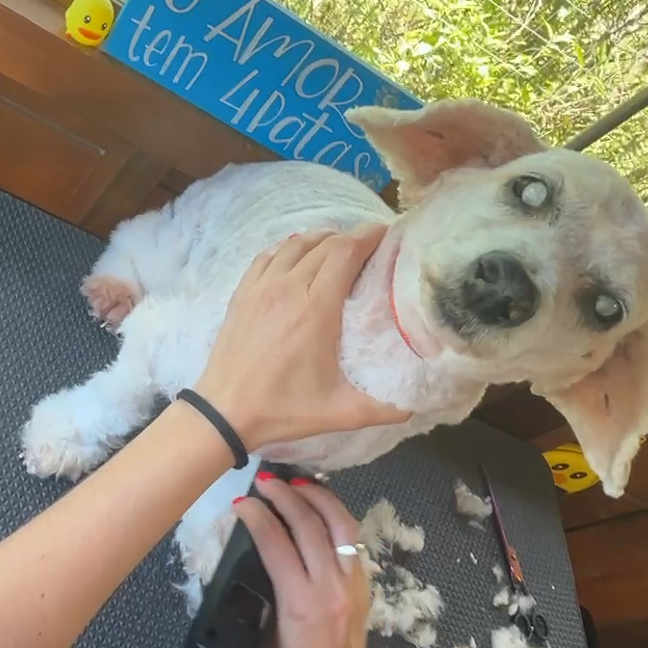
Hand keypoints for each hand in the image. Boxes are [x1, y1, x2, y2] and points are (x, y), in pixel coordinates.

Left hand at [193, 227, 410, 449]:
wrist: (224, 412)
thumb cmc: (284, 410)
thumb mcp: (342, 413)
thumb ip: (387, 407)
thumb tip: (422, 399)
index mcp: (316, 308)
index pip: (346, 252)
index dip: (369, 236)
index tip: (387, 234)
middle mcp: (287, 287)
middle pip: (325, 243)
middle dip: (351, 238)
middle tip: (371, 246)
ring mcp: (260, 287)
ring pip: (295, 244)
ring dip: (321, 239)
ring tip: (338, 247)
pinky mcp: (242, 293)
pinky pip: (268, 255)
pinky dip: (288, 247)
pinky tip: (298, 254)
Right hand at [234, 477, 374, 647]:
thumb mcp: (264, 632)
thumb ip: (263, 587)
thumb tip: (252, 548)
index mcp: (300, 603)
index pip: (276, 541)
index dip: (255, 515)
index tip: (240, 501)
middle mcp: (330, 586)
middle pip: (308, 523)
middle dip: (284, 495)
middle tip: (264, 481)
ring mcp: (352, 583)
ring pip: (339, 523)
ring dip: (317, 496)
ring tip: (297, 482)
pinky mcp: (365, 584)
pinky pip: (352, 539)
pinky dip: (335, 515)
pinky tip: (320, 506)